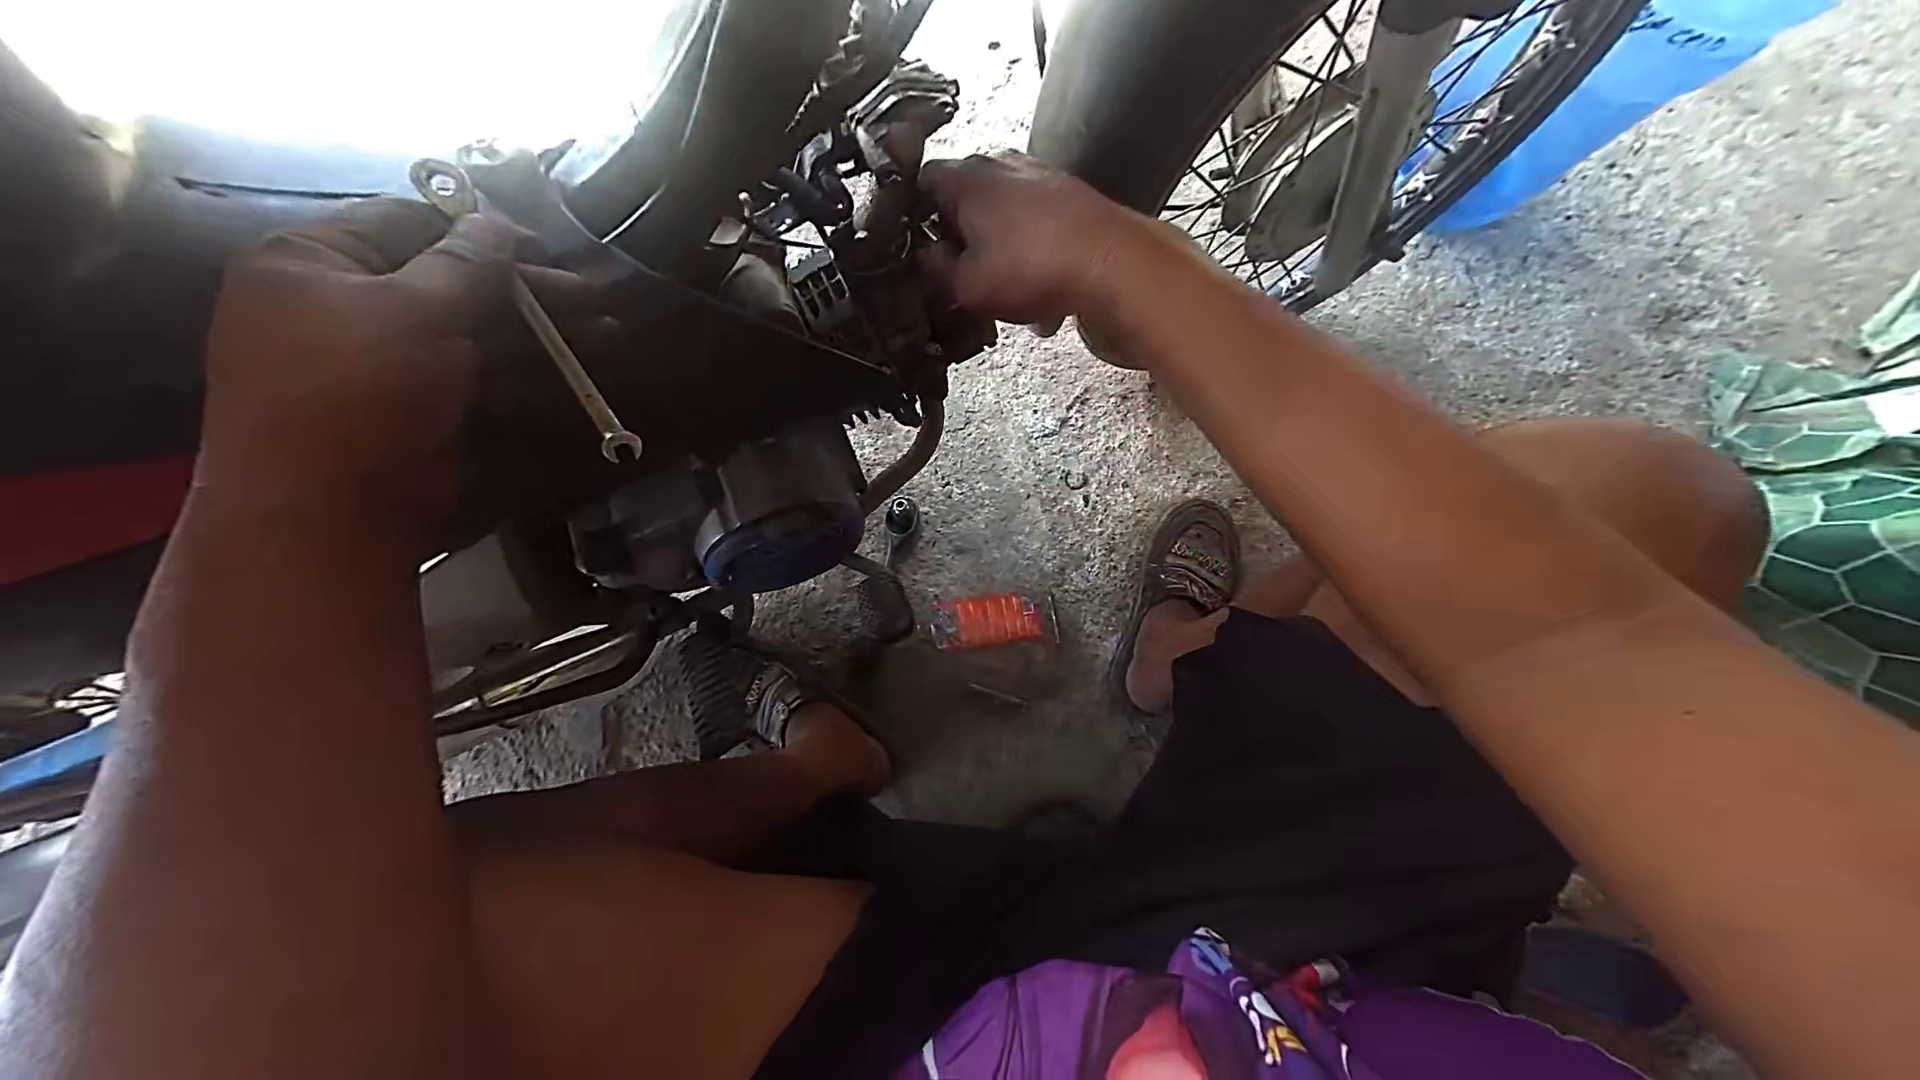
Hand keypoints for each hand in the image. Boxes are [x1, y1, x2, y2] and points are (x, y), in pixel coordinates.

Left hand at [197, 197, 573, 538]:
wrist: (332, 507)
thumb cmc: (359, 390)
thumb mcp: (412, 311)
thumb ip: (463, 265)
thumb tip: (496, 222)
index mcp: (317, 264)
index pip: (406, 224)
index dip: (477, 230)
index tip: (542, 247)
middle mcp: (352, 308)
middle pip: (455, 286)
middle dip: (529, 292)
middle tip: (593, 299)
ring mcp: (394, 364)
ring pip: (480, 336)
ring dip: (544, 335)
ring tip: (605, 335)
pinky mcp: (427, 409)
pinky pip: (484, 380)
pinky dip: (530, 377)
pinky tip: (576, 375)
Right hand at [919, 150, 1166, 327]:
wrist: (1110, 264)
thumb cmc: (1036, 268)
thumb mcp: (964, 286)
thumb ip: (933, 270)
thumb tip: (926, 258)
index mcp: (965, 179)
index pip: (920, 185)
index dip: (915, 220)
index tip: (921, 250)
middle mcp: (1001, 166)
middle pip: (964, 203)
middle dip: (961, 241)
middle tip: (963, 278)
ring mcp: (1038, 176)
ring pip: (1002, 218)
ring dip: (999, 253)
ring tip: (1009, 293)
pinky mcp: (1068, 196)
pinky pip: (1036, 228)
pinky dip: (1032, 256)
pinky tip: (1041, 290)